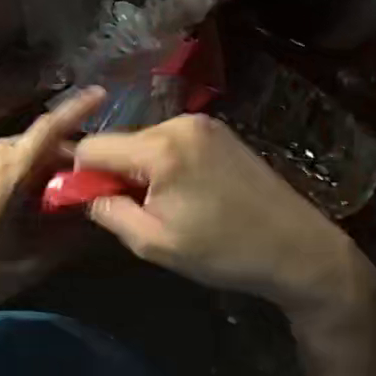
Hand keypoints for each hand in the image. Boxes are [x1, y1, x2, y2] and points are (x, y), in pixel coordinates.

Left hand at [0, 87, 106, 322]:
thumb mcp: (23, 265)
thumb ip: (64, 241)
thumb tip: (99, 222)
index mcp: (3, 173)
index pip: (47, 131)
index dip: (76, 110)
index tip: (101, 94)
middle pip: (34, 141)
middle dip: (67, 151)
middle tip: (98, 172)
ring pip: (16, 153)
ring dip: (43, 163)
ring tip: (69, 188)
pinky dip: (23, 172)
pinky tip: (32, 199)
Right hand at [75, 114, 358, 315]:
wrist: (302, 251)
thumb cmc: (224, 253)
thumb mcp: (153, 243)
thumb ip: (106, 211)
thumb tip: (73, 190)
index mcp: (160, 149)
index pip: (91, 146)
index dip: (80, 174)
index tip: (91, 202)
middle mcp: (178, 123)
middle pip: (117, 142)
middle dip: (113, 173)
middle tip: (134, 211)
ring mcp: (202, 123)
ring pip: (142, 141)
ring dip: (139, 169)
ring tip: (167, 205)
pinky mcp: (218, 130)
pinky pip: (168, 141)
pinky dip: (162, 163)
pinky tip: (186, 192)